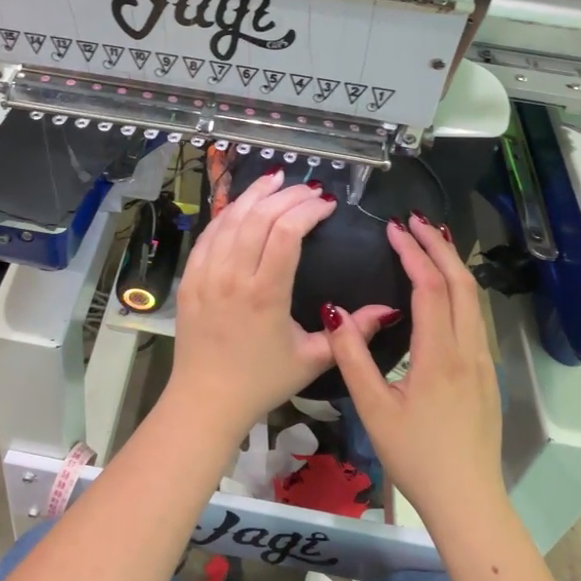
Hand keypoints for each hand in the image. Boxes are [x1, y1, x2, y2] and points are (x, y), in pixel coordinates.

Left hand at [164, 170, 395, 433]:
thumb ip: (353, 333)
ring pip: (231, 219)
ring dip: (255, 195)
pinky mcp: (190, 278)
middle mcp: (233, 277)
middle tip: (309, 189)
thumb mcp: (313, 359)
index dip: (308, 210)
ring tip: (276, 180)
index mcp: (265, 294)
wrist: (206, 400)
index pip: (286, 233)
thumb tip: (390, 309)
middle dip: (287, 196)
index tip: (327, 204)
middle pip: (260, 217)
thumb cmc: (263, 381)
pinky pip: (209, 235)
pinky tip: (242, 205)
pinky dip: (228, 214)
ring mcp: (206, 275)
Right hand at [324, 214, 501, 520]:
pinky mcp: (487, 375)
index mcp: (439, 355)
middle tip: (415, 220)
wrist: (468, 499)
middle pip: (462, 283)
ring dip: (453, 265)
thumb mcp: (373, 409)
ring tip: (430, 242)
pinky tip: (443, 290)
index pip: (430, 287)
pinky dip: (459, 289)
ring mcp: (483, 362)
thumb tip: (335, 311)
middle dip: (439, 246)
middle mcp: (469, 350)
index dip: (413, 252)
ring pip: (474, 299)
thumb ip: (352, 357)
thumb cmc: (416, 456)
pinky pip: (476, 317)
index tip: (394, 228)